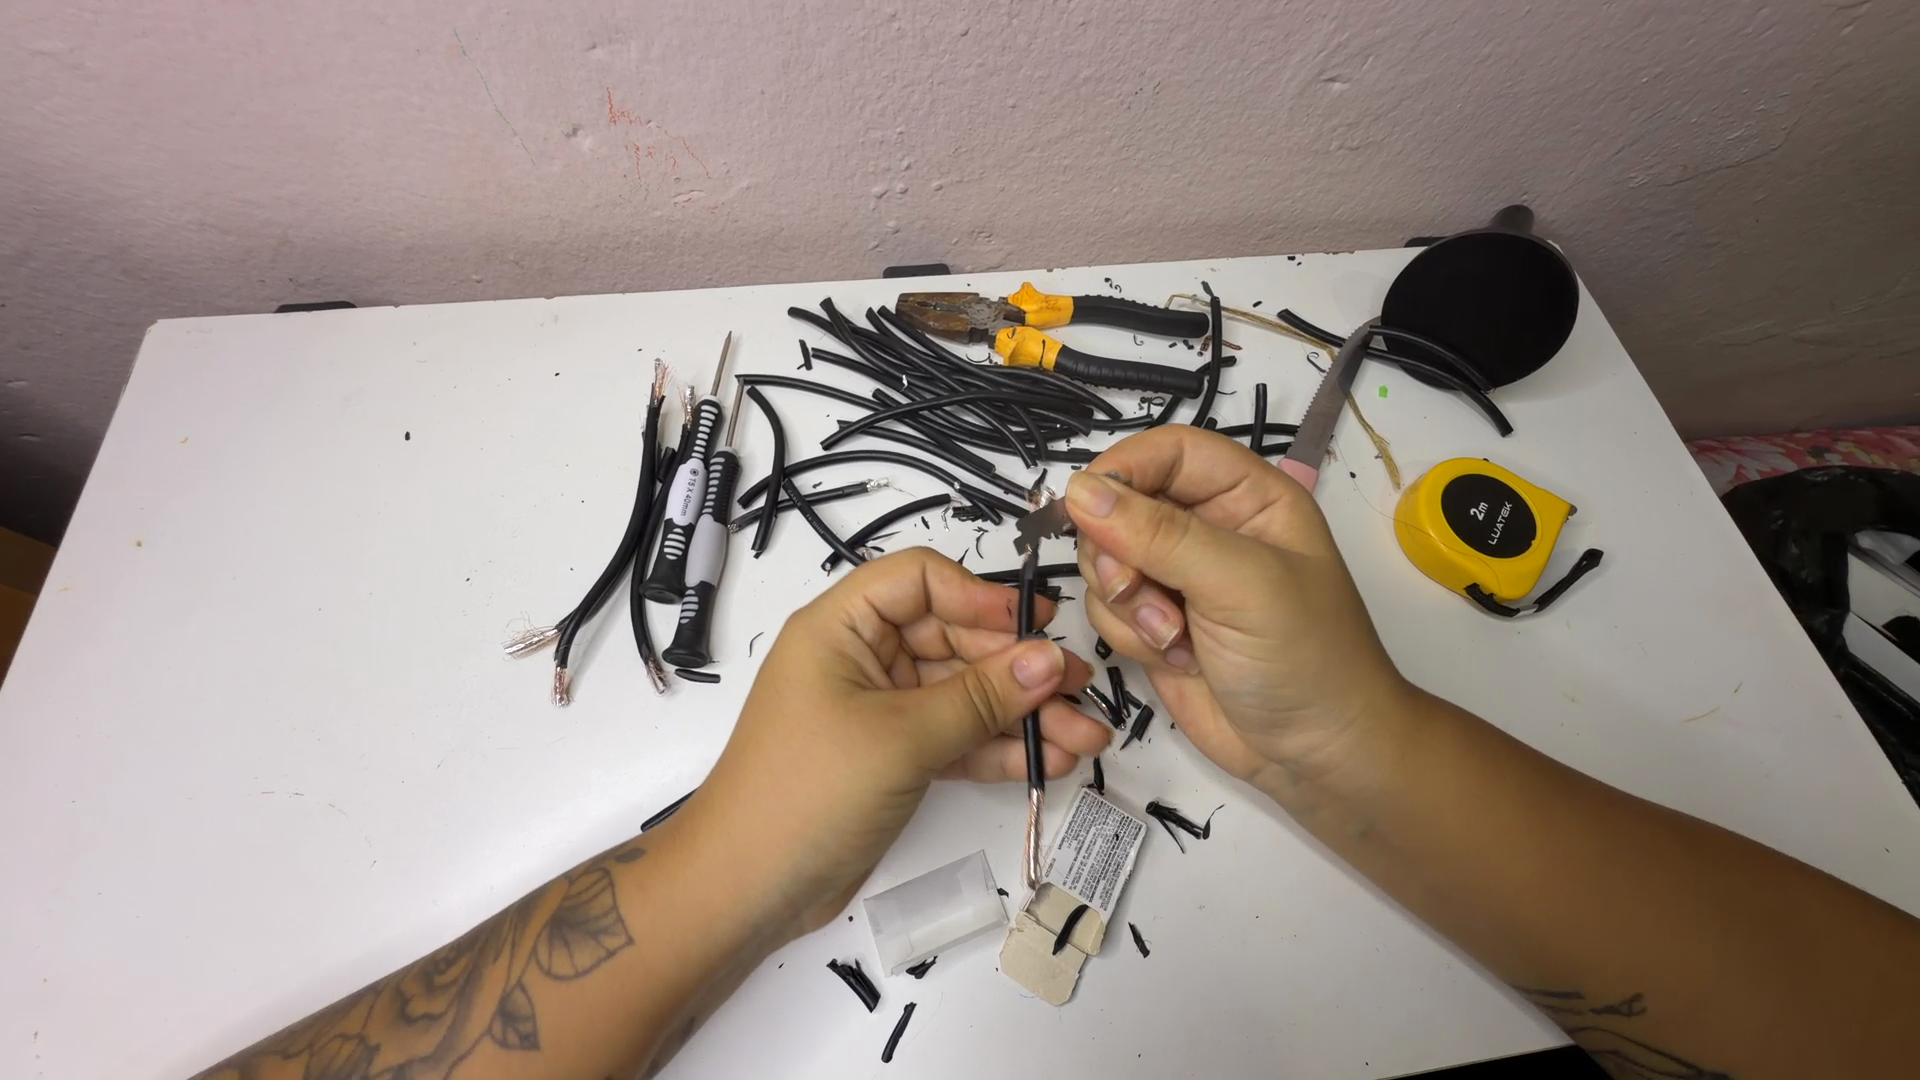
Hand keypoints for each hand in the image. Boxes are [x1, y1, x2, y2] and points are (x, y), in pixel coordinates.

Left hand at [685, 548, 1107, 937]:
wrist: (748, 891)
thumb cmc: (807, 791)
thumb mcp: (900, 737)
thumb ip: (979, 698)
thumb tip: (1047, 659)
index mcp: (843, 627)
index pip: (919, 580)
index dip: (978, 596)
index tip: (1031, 625)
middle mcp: (864, 657)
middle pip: (953, 639)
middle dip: (1017, 667)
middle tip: (1078, 688)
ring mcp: (883, 708)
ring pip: (963, 693)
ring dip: (1021, 714)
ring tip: (1085, 735)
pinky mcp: (897, 754)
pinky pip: (957, 736)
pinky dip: (998, 748)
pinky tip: (1049, 760)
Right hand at [1065, 426, 1413, 790]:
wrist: (1317, 755)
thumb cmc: (1305, 657)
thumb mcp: (1240, 584)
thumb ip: (1159, 534)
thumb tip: (1079, 491)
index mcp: (1245, 497)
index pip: (1169, 452)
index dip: (1125, 468)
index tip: (1085, 504)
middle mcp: (1206, 529)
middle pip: (1121, 505)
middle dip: (1117, 551)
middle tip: (1133, 589)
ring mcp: (1175, 578)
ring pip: (1104, 560)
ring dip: (1125, 602)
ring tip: (1173, 636)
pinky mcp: (1153, 621)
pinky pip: (1106, 608)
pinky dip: (1127, 634)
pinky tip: (1176, 657)